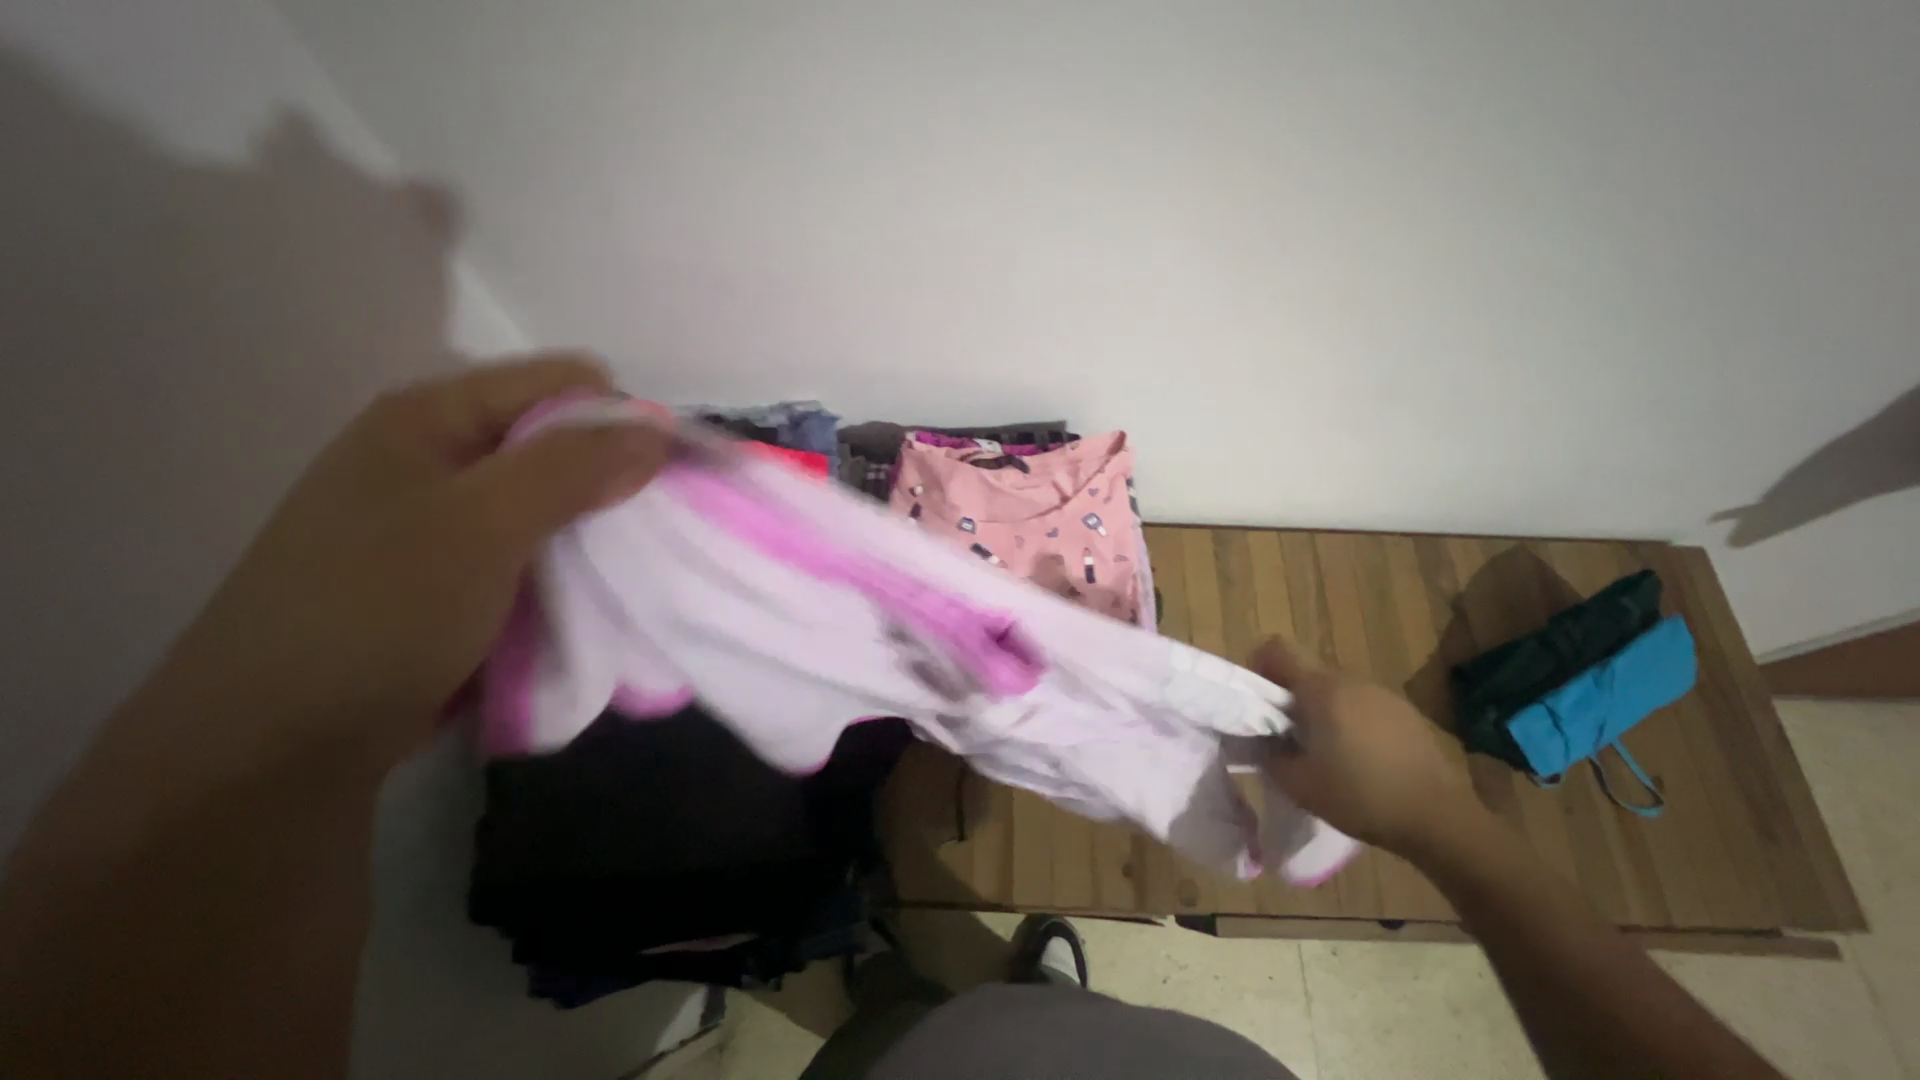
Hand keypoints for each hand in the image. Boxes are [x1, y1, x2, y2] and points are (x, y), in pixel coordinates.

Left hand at [126, 354, 666, 773]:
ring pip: (550, 506)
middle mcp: (436, 456)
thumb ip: (572, 468)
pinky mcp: (450, 579)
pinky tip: (585, 603)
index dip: (621, 422)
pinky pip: (531, 555)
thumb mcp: (480, 526)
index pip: (561, 383)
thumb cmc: (378, 612)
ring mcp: (440, 521)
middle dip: (613, 483)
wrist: (278, 745)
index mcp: (430, 418)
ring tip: (621, 577)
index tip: (664, 483)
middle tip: (647, 539)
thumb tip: (660, 430)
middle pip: (558, 443)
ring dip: (593, 536)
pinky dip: (567, 573)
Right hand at [1253, 638, 1485, 855]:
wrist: (1438, 817)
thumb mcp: (1297, 784)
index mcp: (1321, 689)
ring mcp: (1383, 695)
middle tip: (1285, 740)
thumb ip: (1267, 755)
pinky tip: (1360, 762)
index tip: (1256, 704)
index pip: (1276, 649)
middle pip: (1306, 672)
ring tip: (1324, 754)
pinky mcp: (1405, 714)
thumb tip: (1257, 740)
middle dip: (1289, 699)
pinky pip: (1363, 706)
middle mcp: (1352, 681)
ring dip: (1321, 712)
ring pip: (1335, 691)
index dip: (1258, 668)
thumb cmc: (1360, 797)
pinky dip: (1350, 723)